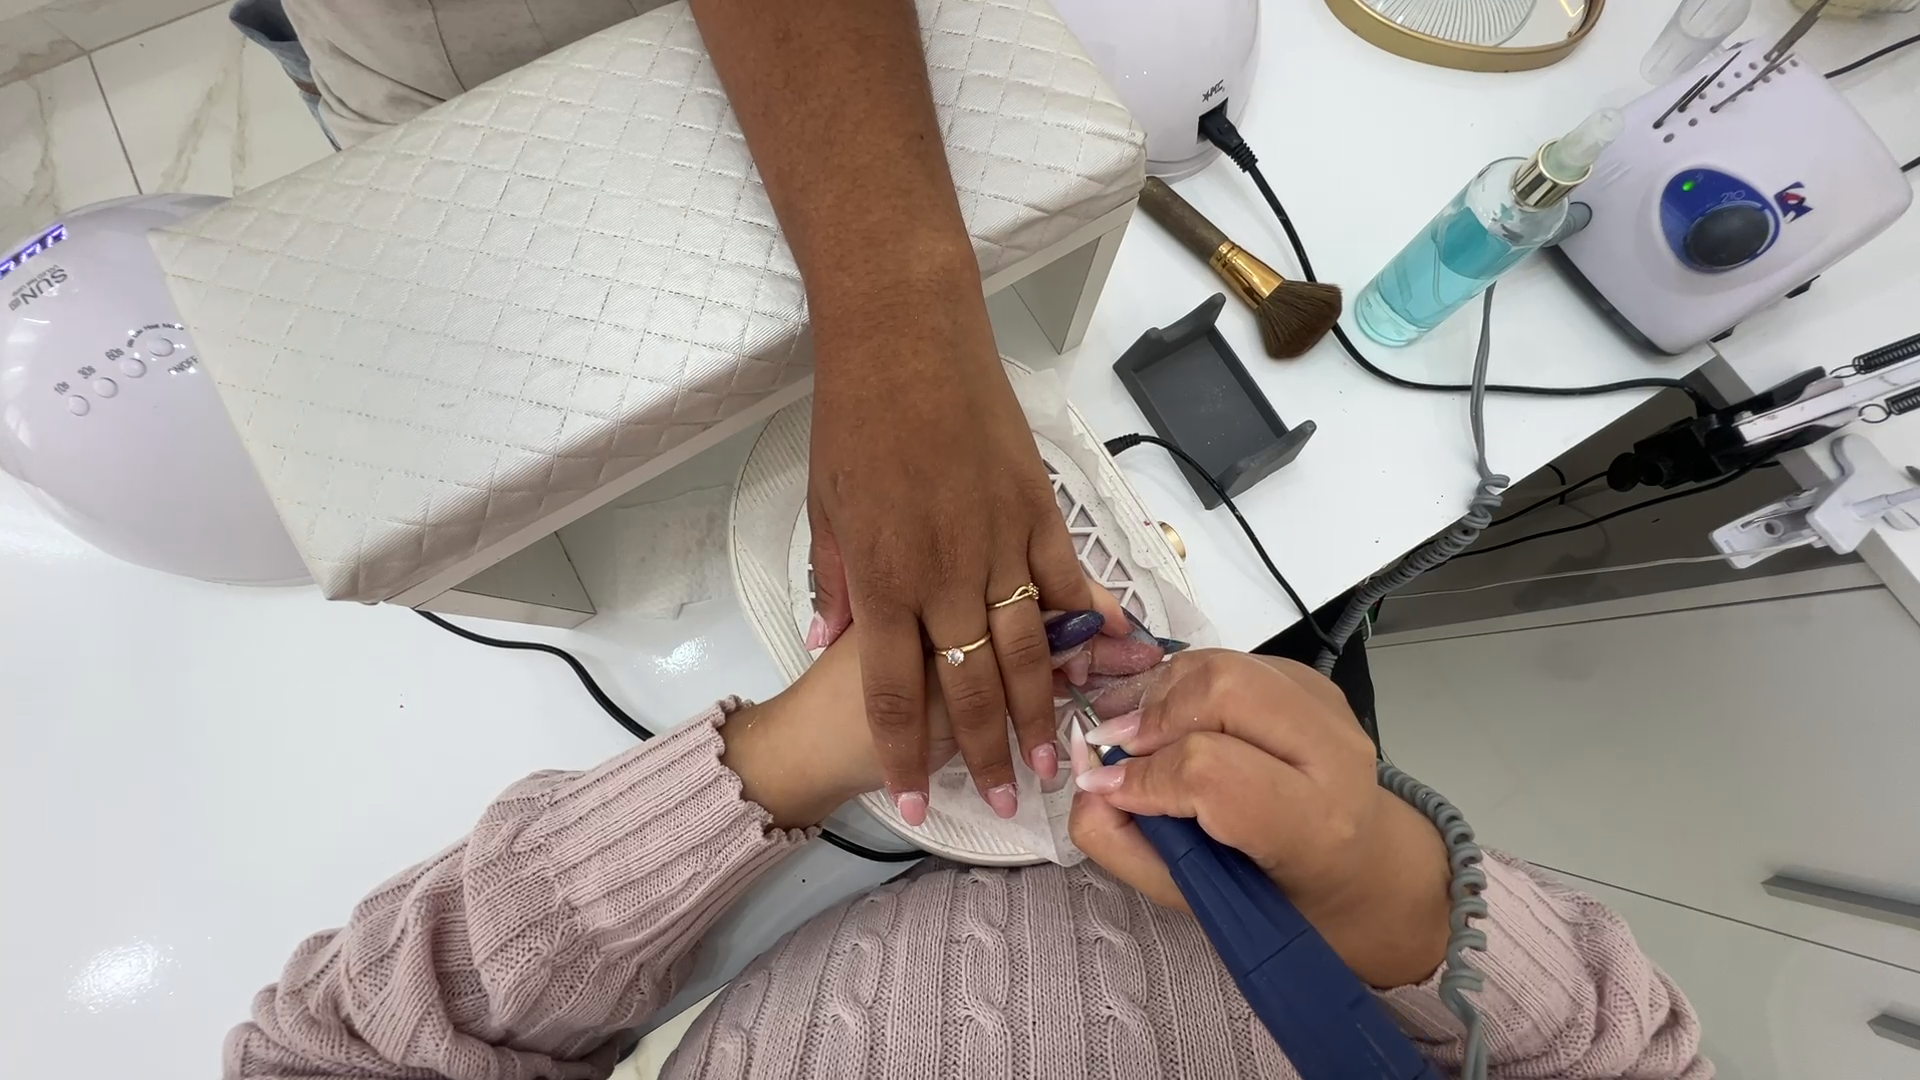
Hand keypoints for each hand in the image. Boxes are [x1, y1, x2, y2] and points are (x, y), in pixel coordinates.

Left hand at [805, 267, 1119, 826]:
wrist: (906, 340)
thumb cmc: (853, 419)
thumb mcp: (823, 506)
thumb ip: (833, 584)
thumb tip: (830, 644)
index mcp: (884, 580)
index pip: (896, 694)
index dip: (905, 757)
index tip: (911, 804)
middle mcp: (946, 576)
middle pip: (971, 686)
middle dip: (986, 752)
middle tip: (1004, 802)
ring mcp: (1001, 543)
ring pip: (1029, 647)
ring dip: (1044, 708)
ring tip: (1059, 759)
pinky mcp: (1038, 509)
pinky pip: (1070, 579)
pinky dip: (1094, 621)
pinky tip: (1116, 657)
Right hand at [1068, 651, 1450, 987]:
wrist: (1362, 862)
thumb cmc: (1280, 891)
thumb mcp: (1195, 895)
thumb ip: (1125, 846)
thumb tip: (1086, 784)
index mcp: (1315, 823)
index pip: (1213, 774)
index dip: (1146, 777)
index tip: (1105, 786)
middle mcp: (1334, 751)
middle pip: (1222, 692)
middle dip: (1151, 715)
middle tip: (1115, 744)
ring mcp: (1324, 704)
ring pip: (1217, 664)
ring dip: (1158, 691)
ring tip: (1132, 726)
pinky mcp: (1308, 678)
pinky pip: (1223, 659)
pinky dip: (1178, 681)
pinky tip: (1165, 714)